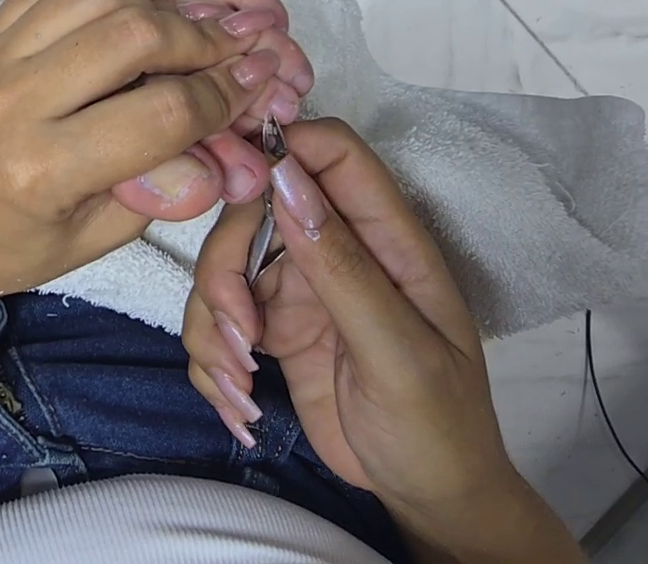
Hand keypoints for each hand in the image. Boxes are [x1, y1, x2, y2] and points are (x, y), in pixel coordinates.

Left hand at [0, 0, 279, 314]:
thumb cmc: (14, 245)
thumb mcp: (97, 238)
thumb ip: (168, 186)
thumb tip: (235, 143)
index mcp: (42, 170)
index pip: (163, 113)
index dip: (224, 96)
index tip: (253, 84)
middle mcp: (13, 103)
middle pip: (136, 36)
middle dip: (201, 40)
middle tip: (229, 51)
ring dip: (155, 3)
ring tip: (179, 29)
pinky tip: (132, 1)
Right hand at [183, 120, 580, 560]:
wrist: (426, 498)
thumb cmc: (436, 426)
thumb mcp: (398, 352)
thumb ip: (342, 265)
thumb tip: (284, 178)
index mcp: (382, 235)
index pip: (330, 151)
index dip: (279, 148)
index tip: (234, 190)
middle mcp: (331, 245)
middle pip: (249, 209)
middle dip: (224, 269)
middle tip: (237, 334)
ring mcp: (295, 283)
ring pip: (219, 265)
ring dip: (212, 325)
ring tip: (241, 386)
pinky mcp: (268, 323)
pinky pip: (213, 317)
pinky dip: (211, 359)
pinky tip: (240, 404)